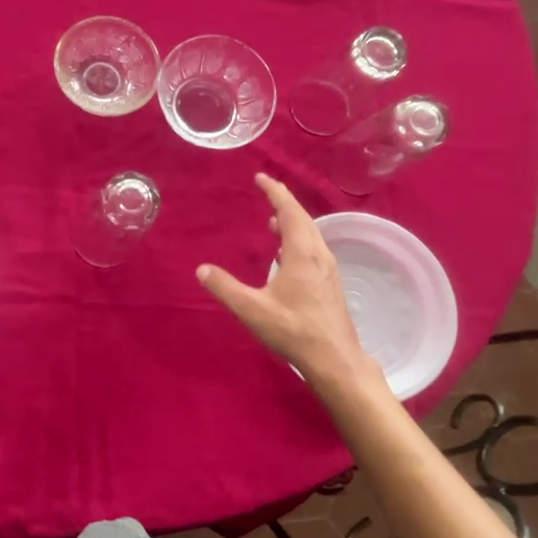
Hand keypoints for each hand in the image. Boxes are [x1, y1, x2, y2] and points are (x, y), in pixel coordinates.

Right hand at [197, 174, 381, 391]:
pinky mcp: (329, 284)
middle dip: (284, 203)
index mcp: (302, 254)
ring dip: (292, 223)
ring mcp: (328, 270)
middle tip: (265, 193)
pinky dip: (297, 241)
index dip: (275, 192)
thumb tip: (202, 270)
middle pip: (303, 220)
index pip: (290, 212)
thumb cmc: (294, 330)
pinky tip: (286, 255)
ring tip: (272, 222)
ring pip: (310, 235)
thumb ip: (226, 288)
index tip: (260, 178)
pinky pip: (312, 250)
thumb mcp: (253, 310)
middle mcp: (319, 255)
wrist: (335, 359)